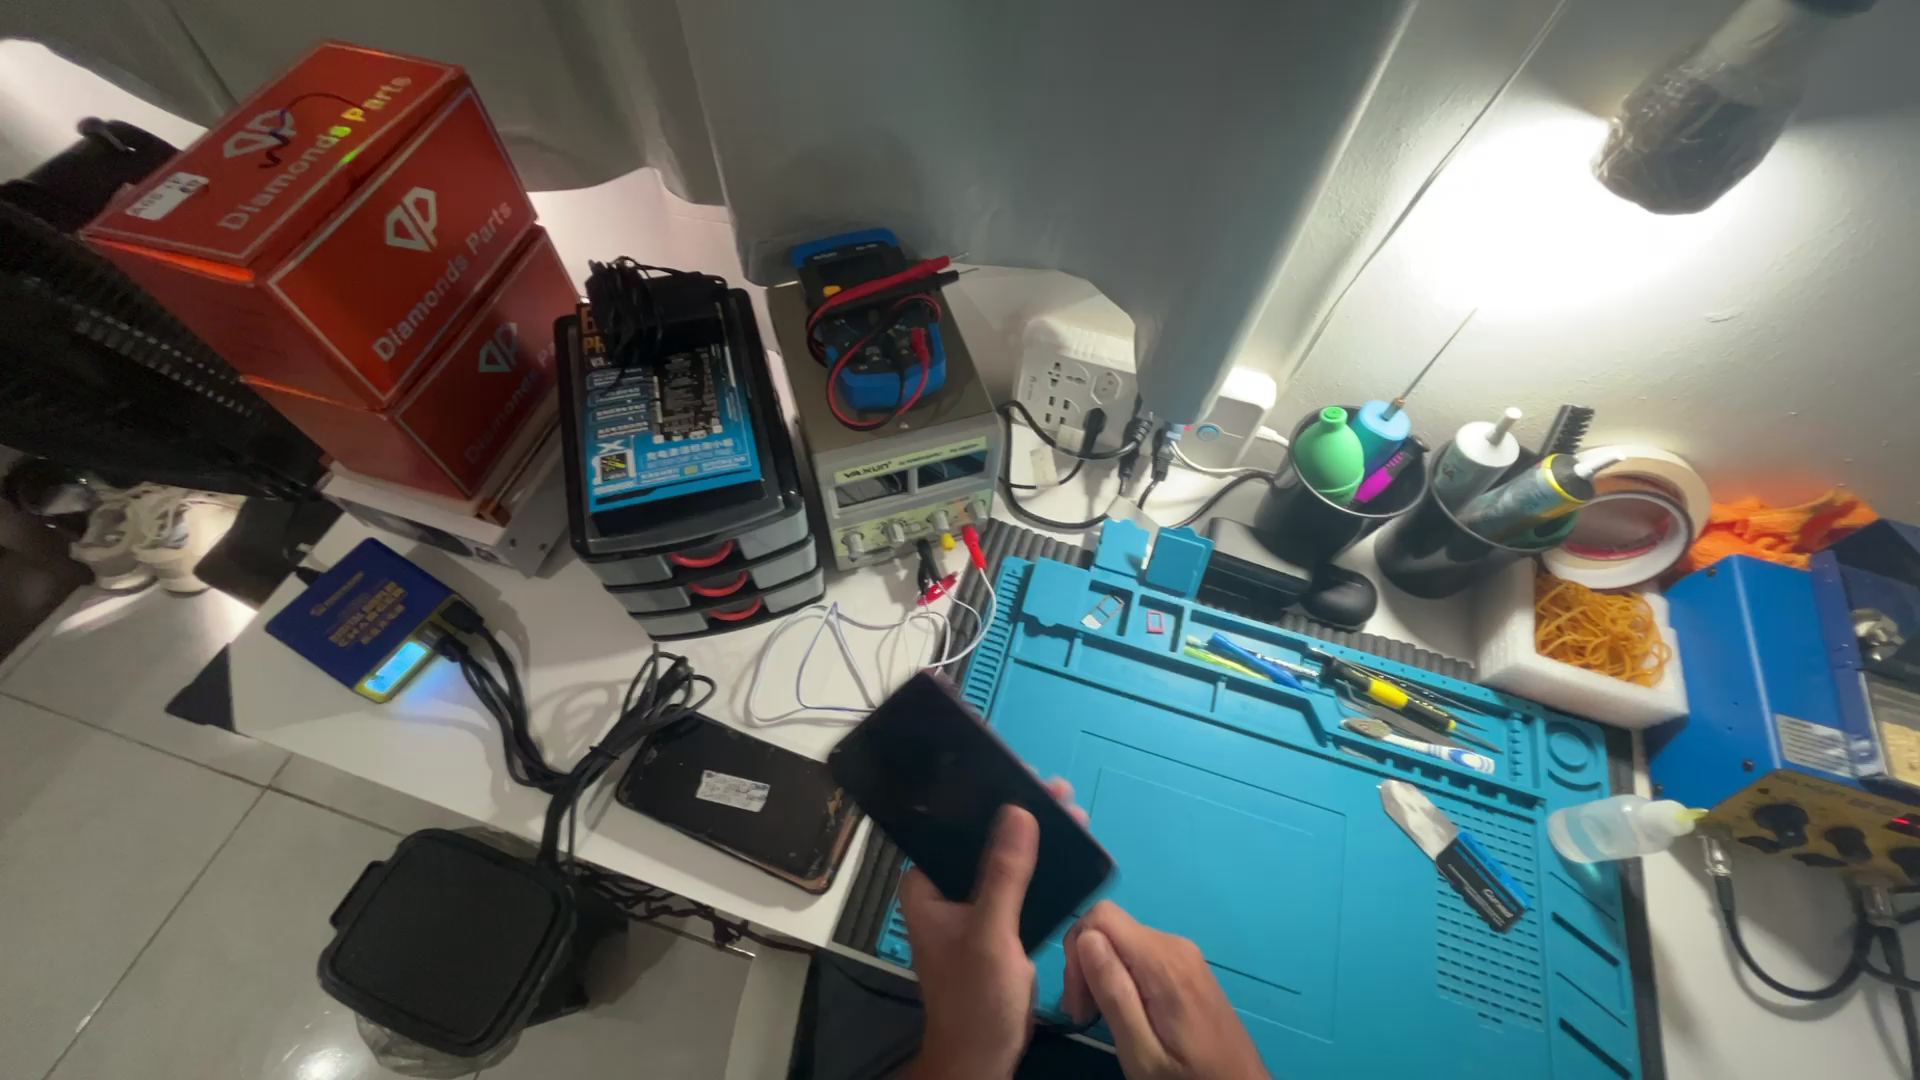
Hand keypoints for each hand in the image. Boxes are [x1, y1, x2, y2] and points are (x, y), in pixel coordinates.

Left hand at [900, 779, 1083, 1079]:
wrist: (982, 1061)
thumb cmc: (974, 1001)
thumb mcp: (991, 934)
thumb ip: (1004, 874)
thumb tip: (1018, 811)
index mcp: (926, 883)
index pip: (954, 826)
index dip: (988, 797)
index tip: (1024, 777)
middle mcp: (944, 886)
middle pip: (982, 837)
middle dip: (1021, 813)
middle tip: (1057, 792)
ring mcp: (969, 903)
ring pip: (1003, 857)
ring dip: (1034, 836)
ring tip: (1069, 811)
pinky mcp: (993, 920)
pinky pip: (1015, 881)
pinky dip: (1039, 865)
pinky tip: (1064, 850)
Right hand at [1062, 901, 1268, 1079]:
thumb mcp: (1143, 1054)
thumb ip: (1113, 991)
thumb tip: (1085, 938)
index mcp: (1162, 960)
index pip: (1101, 915)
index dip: (1077, 950)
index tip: (1076, 1001)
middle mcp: (1174, 944)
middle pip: (1110, 928)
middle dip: (1087, 965)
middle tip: (1083, 1017)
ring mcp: (1185, 955)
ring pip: (1123, 941)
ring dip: (1103, 973)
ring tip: (1102, 1019)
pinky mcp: (1189, 968)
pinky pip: (1141, 954)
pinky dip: (1123, 977)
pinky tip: (1127, 1014)